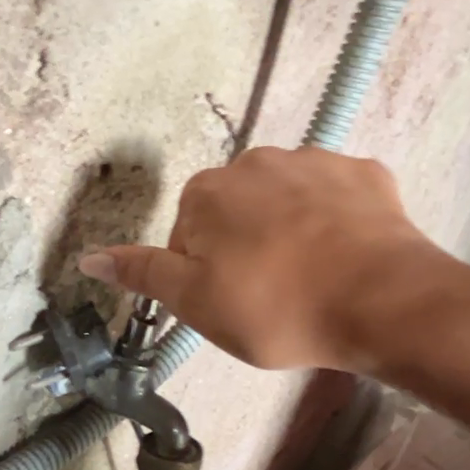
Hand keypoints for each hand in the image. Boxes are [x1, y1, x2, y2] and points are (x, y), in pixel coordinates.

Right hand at [78, 146, 455, 371]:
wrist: (380, 302)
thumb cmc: (275, 308)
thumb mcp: (194, 302)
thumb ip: (142, 273)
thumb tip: (88, 255)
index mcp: (208, 192)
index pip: (186, 235)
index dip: (201, 275)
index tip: (227, 304)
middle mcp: (257, 161)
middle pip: (234, 213)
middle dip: (242, 248)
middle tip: (265, 298)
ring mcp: (317, 161)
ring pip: (284, 202)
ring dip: (286, 233)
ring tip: (307, 282)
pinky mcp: (366, 174)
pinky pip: (333, 199)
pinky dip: (331, 224)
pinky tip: (341, 259)